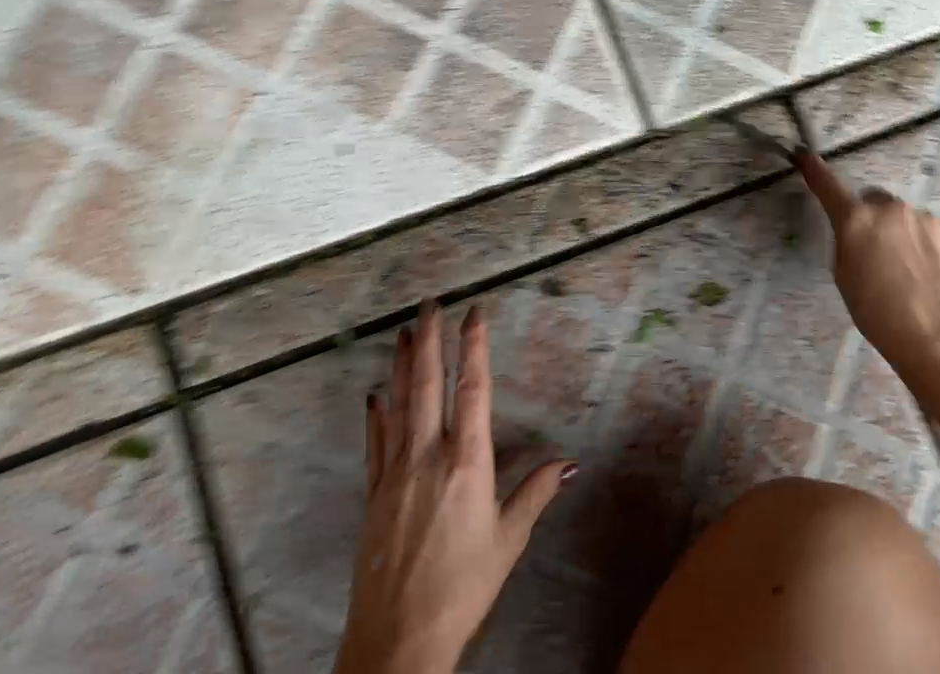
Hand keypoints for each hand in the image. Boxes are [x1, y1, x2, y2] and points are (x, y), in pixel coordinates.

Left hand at [335, 300, 574, 673]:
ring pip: (396, 404)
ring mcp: (394, 473)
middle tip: (429, 303)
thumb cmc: (464, 587)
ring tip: (401, 331)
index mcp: (466, 464)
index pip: (472, 391)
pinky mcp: (372, 493)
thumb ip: (535, 494)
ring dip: (399, 364)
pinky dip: (375, 413)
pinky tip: (373, 394)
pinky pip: (374, 441)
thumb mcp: (508, 540)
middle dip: (429, 340)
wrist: (399, 636)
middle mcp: (427, 457)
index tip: (474, 315)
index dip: (474, 348)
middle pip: (426, 385)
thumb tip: (568, 463)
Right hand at [795, 151, 939, 379]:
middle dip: (872, 219)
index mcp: (856, 221)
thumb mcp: (845, 279)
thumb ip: (848, 244)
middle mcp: (891, 209)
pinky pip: (932, 233)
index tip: (804, 155)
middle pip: (874, 203)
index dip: (813, 170)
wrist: (939, 338)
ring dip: (902, 235)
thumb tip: (859, 233)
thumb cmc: (878, 315)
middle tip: (876, 255)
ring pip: (905, 219)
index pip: (828, 186)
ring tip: (910, 275)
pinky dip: (928, 248)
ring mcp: (926, 219)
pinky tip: (932, 277)